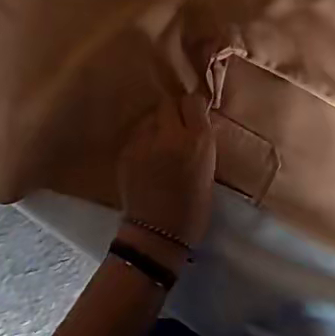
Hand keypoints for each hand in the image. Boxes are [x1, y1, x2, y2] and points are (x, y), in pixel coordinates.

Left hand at [117, 92, 217, 249]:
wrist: (157, 234)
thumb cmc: (193, 209)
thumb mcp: (207, 171)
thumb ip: (200, 144)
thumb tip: (194, 127)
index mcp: (198, 140)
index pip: (193, 101)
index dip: (193, 107)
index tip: (193, 116)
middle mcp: (171, 134)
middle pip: (168, 103)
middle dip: (173, 112)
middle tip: (175, 128)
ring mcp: (145, 141)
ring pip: (150, 118)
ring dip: (156, 125)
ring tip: (158, 143)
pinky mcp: (126, 151)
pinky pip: (136, 135)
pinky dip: (142, 141)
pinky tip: (145, 158)